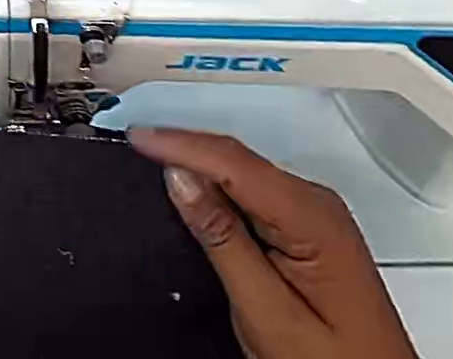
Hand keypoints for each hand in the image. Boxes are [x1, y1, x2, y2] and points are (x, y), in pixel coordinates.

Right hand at [130, 128, 416, 358]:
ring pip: (242, 169)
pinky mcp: (305, 226)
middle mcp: (315, 202)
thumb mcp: (268, 315)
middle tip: (137, 141)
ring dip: (198, 159)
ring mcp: (313, 212)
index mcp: (311, 217)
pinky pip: (250, 188)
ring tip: (153, 153)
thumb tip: (180, 176)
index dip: (180, 143)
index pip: (233, 162)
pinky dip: (215, 180)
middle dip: (185, 144)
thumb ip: (223, 240)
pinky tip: (192, 181)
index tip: (138, 136)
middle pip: (237, 158)